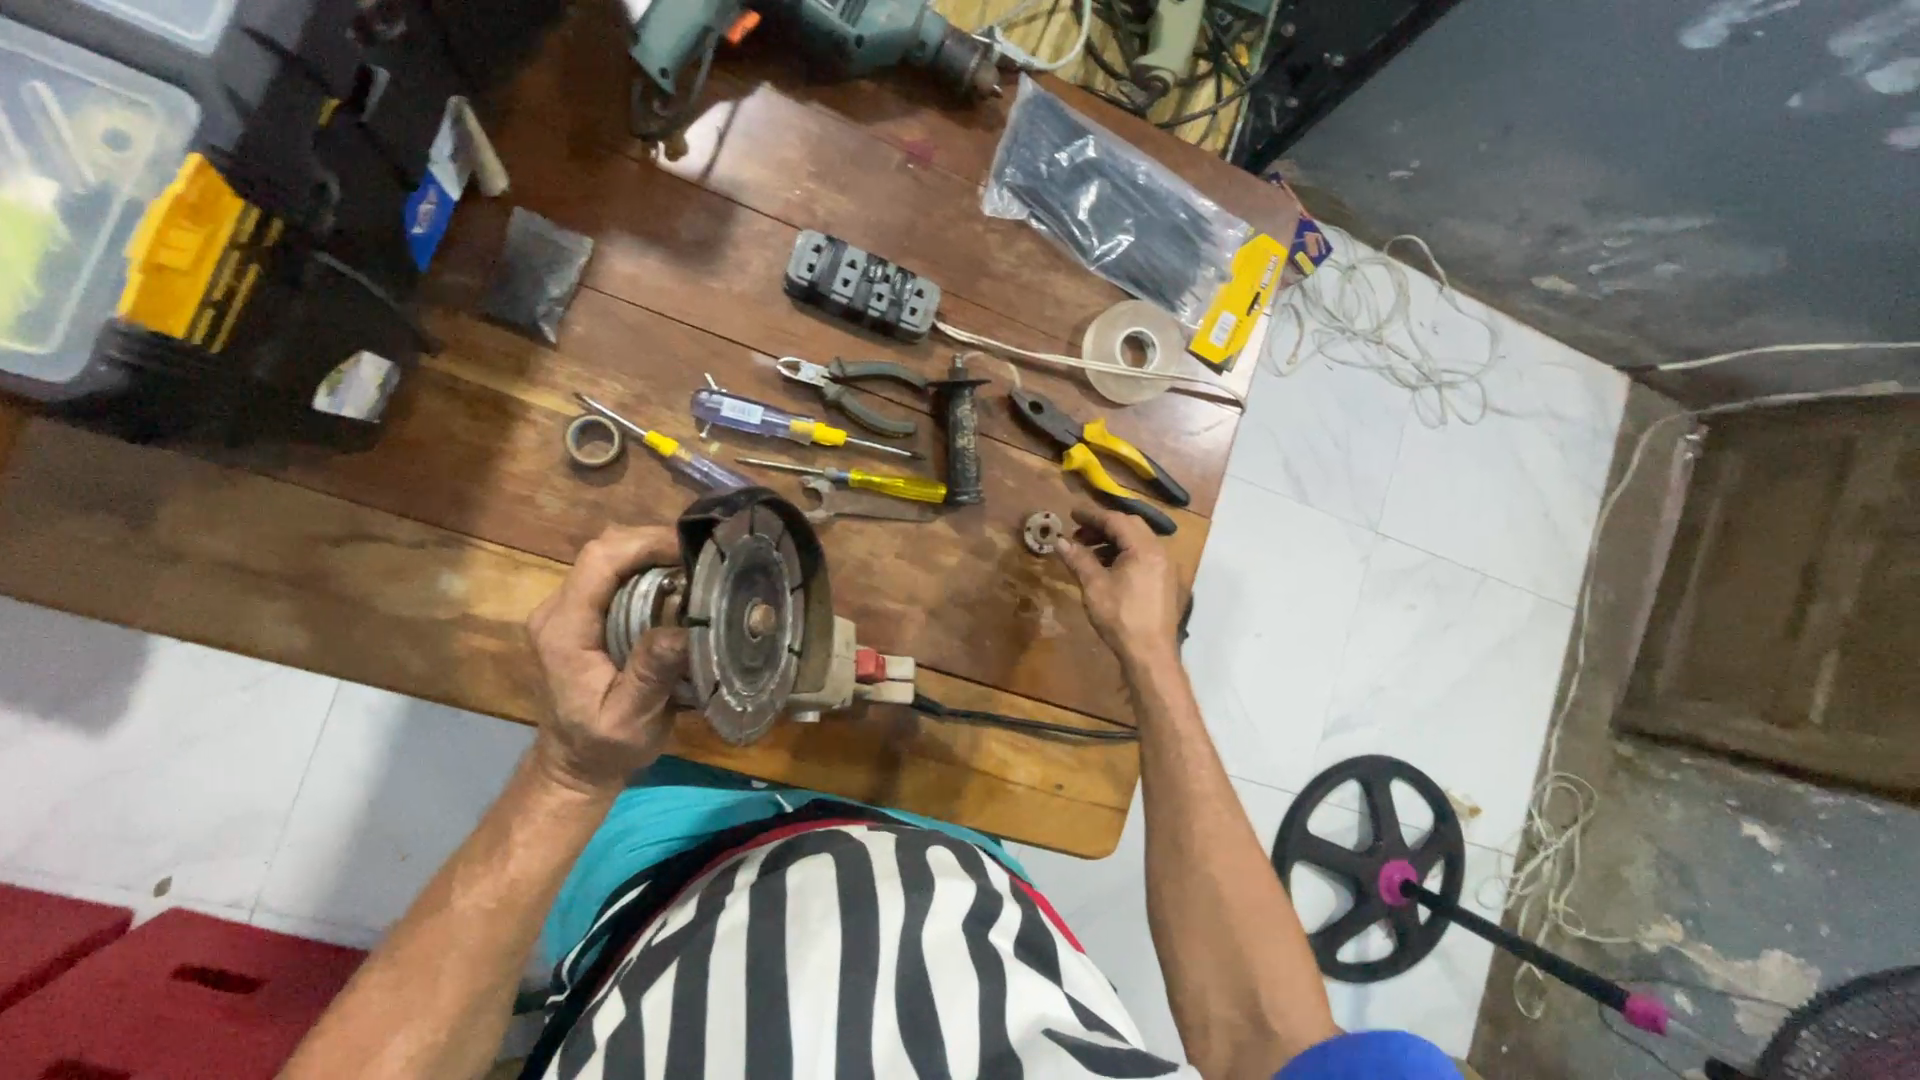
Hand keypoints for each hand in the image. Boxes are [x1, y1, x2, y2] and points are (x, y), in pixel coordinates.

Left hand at [526, 525, 689, 796]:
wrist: (575, 766)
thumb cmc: (602, 747)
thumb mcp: (630, 720)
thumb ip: (650, 675)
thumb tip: (682, 630)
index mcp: (564, 629)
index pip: (598, 561)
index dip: (645, 543)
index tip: (691, 549)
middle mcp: (558, 610)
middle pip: (606, 550)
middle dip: (655, 544)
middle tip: (704, 558)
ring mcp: (568, 611)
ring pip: (612, 559)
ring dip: (655, 555)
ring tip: (699, 568)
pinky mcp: (584, 616)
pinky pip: (616, 577)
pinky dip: (651, 571)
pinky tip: (681, 586)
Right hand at [1055, 507, 1183, 670]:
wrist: (1150, 653)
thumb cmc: (1120, 618)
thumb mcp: (1094, 586)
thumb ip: (1078, 559)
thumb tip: (1059, 541)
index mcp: (1144, 548)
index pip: (1116, 520)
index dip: (1092, 515)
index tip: (1071, 513)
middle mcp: (1160, 552)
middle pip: (1131, 526)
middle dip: (1103, 526)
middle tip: (1079, 533)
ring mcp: (1166, 567)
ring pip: (1138, 542)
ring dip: (1113, 541)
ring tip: (1089, 553)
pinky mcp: (1166, 582)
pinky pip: (1144, 556)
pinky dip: (1124, 554)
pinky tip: (1107, 569)